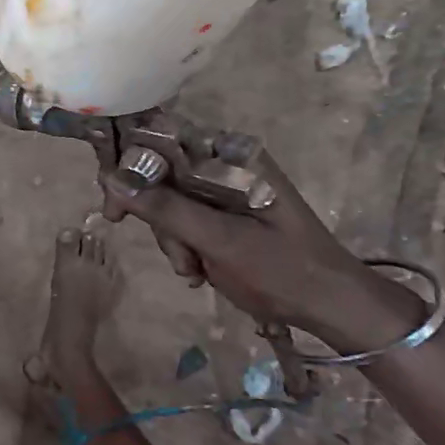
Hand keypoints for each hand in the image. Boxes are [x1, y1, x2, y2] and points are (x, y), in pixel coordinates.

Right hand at [99, 157, 418, 349]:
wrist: (333, 308)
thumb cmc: (282, 270)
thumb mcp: (220, 240)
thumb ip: (166, 208)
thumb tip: (111, 178)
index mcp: (231, 155)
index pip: (164, 137)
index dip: (130, 161)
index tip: (111, 201)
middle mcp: (226, 163)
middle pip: (160, 171)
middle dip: (153, 210)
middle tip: (134, 232)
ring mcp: (225, 190)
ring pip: (168, 201)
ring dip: (171, 237)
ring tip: (193, 268)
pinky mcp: (225, 215)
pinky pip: (183, 220)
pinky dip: (183, 246)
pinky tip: (199, 270)